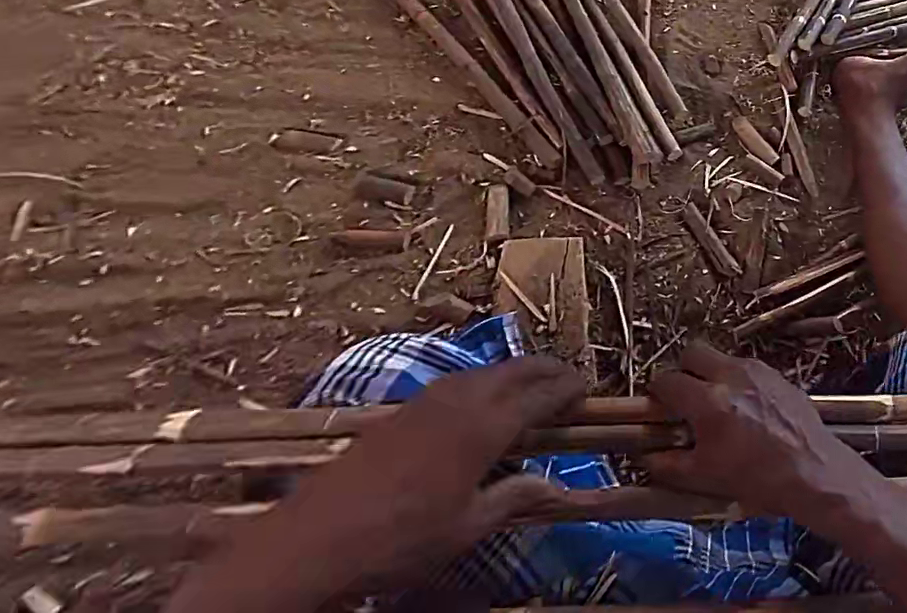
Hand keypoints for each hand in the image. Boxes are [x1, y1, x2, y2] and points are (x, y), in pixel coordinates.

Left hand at [166, 356, 584, 612]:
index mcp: (485, 426)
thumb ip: (511, 496)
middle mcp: (465, 398)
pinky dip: (489, 379)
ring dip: (518, 370)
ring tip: (534, 383)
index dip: (566, 388)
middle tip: (570, 377)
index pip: (539, 395)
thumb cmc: (401, 538)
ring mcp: (434, 395)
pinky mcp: (410, 403)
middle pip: (517, 368)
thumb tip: (549, 483)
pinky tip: (486, 398)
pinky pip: (463, 378)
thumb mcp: (465, 528)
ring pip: (489, 369)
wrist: (320, 533)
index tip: (586, 387)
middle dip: (548, 368)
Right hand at [641, 343, 880, 520]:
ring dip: (711, 373)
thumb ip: (670, 465)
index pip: (667, 380)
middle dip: (683, 369)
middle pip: (692, 351)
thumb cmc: (760, 479)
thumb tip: (648, 456)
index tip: (660, 403)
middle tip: (686, 394)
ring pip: (720, 357)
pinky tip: (746, 408)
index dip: (658, 391)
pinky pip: (746, 367)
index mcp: (708, 402)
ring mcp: (756, 370)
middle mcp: (730, 375)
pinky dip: (738, 380)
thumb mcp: (707, 477)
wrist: (815, 474)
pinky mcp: (776, 373)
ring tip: (718, 404)